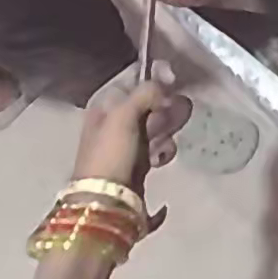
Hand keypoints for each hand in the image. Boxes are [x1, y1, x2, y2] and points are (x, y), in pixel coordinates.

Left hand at [72, 66, 192, 192]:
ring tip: (159, 146)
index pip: (137, 74)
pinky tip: (158, 161)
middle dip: (166, 107)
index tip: (172, 80)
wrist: (104, 205)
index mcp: (108, 102)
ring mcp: (132, 140)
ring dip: (167, 131)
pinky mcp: (142, 161)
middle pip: (155, 98)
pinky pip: (162, 145)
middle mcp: (119, 117)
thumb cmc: (109, 153)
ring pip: (162, 121)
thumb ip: (148, 91)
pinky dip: (164, 151)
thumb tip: (168, 90)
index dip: (157, 73)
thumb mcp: (123, 114)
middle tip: (167, 118)